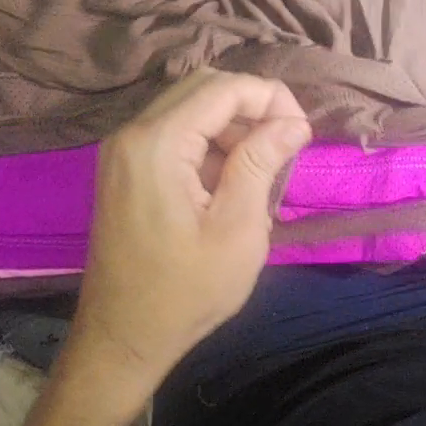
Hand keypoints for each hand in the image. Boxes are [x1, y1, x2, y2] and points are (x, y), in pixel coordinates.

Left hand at [69, 69, 310, 395]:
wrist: (122, 337)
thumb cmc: (186, 291)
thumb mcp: (237, 229)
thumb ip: (261, 163)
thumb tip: (292, 121)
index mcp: (156, 143)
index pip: (222, 88)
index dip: (270, 97)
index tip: (303, 131)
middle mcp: (132, 134)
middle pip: (202, 88)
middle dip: (252, 106)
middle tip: (287, 144)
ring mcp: (122, 152)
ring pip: (187, 109)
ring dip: (231, 125)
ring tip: (265, 166)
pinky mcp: (124, 170)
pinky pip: (172, 134)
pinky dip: (208, 143)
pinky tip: (232, 178)